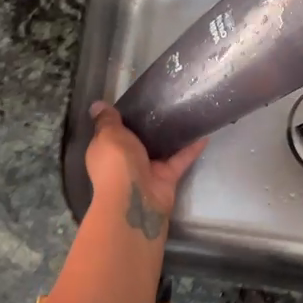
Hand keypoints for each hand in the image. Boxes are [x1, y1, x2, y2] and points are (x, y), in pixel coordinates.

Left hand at [85, 102, 207, 225]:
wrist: (135, 199)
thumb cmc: (117, 162)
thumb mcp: (108, 134)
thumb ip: (107, 119)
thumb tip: (97, 105)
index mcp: (106, 151)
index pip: (111, 133)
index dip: (121, 119)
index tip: (135, 102)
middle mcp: (125, 161)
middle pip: (137, 141)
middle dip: (148, 126)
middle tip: (165, 103)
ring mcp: (147, 170)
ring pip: (161, 150)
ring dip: (172, 136)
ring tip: (186, 114)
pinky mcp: (167, 177)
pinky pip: (180, 160)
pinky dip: (191, 149)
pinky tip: (204, 135)